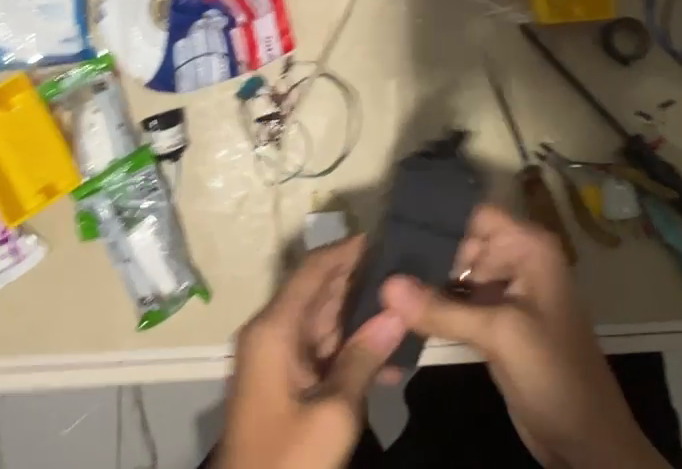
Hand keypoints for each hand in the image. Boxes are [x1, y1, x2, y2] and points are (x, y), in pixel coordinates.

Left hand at [217, 236, 406, 468]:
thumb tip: (396, 311)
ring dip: (363, 315)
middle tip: (407, 267)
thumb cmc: (288, 457)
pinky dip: (353, 348)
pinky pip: (324, 350)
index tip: (384, 235)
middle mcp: (272, 333)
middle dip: (361, 278)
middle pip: (320, 291)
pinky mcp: (288, 382)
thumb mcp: (333, 412)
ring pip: (326, 320)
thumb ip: (363, 357)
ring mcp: (278, 358)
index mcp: (274, 328)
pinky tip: (392, 354)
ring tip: (409, 304)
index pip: (312, 270)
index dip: (346, 250)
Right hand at [381, 205, 671, 468]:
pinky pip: (456, 303)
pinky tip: (395, 310)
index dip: (438, 220)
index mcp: (529, 249)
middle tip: (377, 264)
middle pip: (460, 243)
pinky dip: (432, 308)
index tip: (392, 230)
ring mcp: (505, 294)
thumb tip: (385, 285)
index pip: (474, 215)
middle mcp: (517, 262)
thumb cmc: (554, 372)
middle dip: (424, 255)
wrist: (586, 440)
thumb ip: (441, 310)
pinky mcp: (494, 322)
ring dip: (423, 283)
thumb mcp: (499, 334)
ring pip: (454, 274)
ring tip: (377, 284)